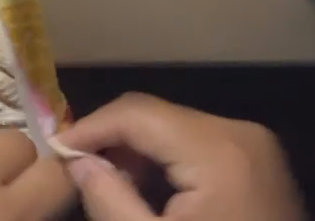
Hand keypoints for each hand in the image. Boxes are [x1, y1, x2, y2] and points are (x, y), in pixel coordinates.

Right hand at [54, 93, 302, 220]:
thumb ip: (109, 200)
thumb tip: (77, 161)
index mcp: (219, 151)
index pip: (136, 114)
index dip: (90, 128)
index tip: (54, 150)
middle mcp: (240, 132)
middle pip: (156, 116)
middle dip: (112, 140)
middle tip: (76, 168)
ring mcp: (255, 147)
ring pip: (174, 128)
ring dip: (137, 150)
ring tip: (106, 181)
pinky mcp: (259, 164)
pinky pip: (198, 145)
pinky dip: (167, 161)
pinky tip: (145, 190)